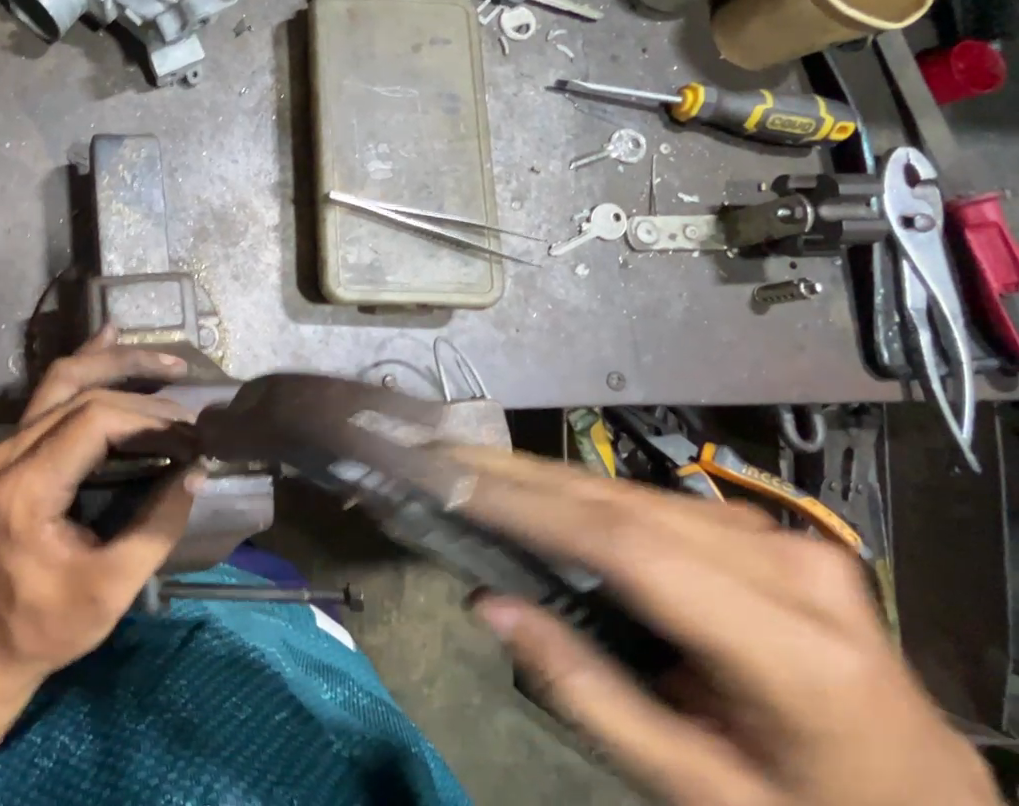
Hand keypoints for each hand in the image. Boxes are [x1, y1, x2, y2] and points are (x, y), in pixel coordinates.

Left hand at [0, 329, 199, 676]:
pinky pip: (46, 399)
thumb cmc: (48, 623)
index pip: (93, 421)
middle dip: (137, 386)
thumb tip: (197, 473)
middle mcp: (6, 455)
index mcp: (26, 487)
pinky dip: (82, 372)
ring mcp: (2, 450)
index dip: (149, 418)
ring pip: (57, 382)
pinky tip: (107, 345)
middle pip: (76, 390)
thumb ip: (156, 525)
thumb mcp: (112, 586)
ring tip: (163, 359)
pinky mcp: (9, 454)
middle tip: (189, 391)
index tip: (192, 435)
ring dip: (110, 365)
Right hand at [455, 448, 996, 805]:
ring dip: (542, 478)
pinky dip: (582, 496)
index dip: (528, 507)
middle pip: (626, 505)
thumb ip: (589, 695)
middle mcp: (795, 572)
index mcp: (791, 650)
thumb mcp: (698, 788)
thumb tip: (488, 606)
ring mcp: (791, 548)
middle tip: (433, 456)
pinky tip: (531, 490)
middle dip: (518, 475)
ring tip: (463, 466)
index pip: (630, 547)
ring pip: (635, 494)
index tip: (446, 483)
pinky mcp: (775, 542)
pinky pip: (657, 507)